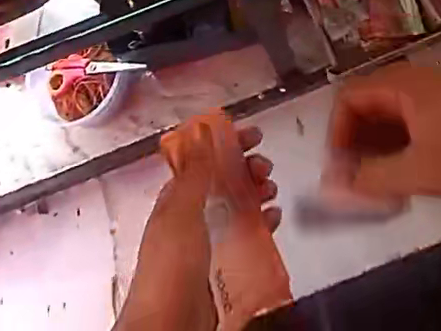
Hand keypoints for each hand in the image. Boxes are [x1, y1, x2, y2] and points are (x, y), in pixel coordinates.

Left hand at [117, 125, 280, 330]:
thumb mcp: (181, 212)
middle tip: (264, 167)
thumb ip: (194, 172)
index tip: (252, 135)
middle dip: (247, 168)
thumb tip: (201, 131)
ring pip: (237, 206)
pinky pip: (246, 236)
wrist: (170, 330)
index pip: (204, 159)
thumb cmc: (168, 270)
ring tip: (270, 191)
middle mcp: (192, 217)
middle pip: (224, 181)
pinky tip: (272, 219)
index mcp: (177, 199)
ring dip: (256, 192)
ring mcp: (208, 242)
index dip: (227, 144)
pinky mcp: (223, 266)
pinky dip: (261, 224)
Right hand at [327, 66, 440, 202]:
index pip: (348, 97)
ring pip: (389, 113)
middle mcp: (413, 79)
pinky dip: (398, 143)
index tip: (339, 173)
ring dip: (376, 146)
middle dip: (355, 142)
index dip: (336, 134)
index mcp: (401, 84)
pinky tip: (407, 172)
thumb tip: (332, 185)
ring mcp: (433, 90)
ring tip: (380, 185)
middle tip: (356, 183)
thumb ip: (372, 178)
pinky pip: (409, 118)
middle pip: (367, 103)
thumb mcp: (419, 172)